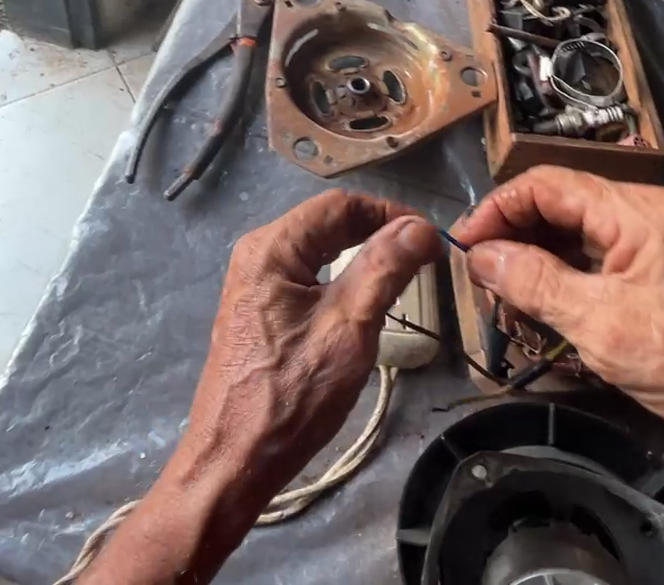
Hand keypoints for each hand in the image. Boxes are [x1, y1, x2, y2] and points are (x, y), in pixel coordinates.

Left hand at [176, 188, 439, 504]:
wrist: (234, 458)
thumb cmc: (292, 395)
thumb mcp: (349, 328)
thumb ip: (384, 269)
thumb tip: (419, 225)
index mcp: (271, 247)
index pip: (338, 205)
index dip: (388, 212)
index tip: (429, 235)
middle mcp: (256, 252)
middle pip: (326, 223)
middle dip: (376, 232)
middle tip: (422, 255)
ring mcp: (253, 280)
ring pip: (317, 249)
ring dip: (360, 254)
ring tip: (402, 274)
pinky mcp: (257, 308)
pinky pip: (305, 274)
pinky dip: (339, 276)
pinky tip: (363, 296)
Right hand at [454, 166, 663, 458]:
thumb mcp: (603, 325)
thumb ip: (534, 282)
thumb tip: (479, 254)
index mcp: (634, 210)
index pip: (543, 184)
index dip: (496, 209)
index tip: (462, 246)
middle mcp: (644, 215)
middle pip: (557, 208)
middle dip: (513, 241)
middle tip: (483, 285)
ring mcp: (657, 245)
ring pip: (575, 238)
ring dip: (536, 267)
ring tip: (510, 307)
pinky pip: (599, 263)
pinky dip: (566, 284)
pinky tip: (549, 315)